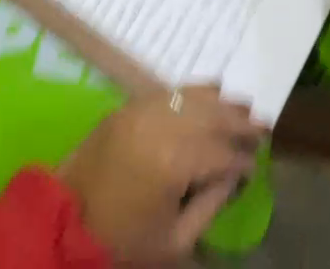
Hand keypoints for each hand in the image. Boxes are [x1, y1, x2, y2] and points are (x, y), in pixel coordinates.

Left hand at [60, 85, 265, 263]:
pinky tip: (211, 90)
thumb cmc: (123, 238)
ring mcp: (141, 112)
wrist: (67, 220)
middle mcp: (159, 127)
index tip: (257, 164)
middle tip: (263, 126)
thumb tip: (232, 176)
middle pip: (210, 116)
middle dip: (239, 122)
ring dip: (220, 101)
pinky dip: (192, 90)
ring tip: (244, 106)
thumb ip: (210, 204)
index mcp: (173, 162)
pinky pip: (167, 91)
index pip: (221, 153)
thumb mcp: (175, 240)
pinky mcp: (127, 108)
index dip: (242, 160)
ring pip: (190, 97)